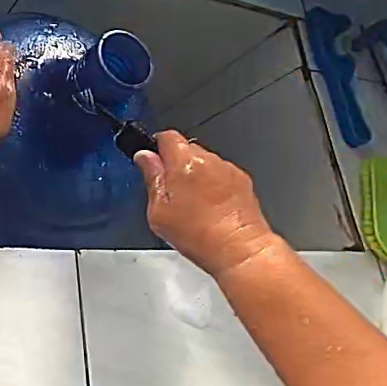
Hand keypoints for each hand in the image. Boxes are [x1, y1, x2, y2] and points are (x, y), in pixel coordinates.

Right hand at [134, 131, 284, 276]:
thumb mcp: (158, 211)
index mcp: (183, 162)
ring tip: (192, 205)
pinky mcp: (241, 181)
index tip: (152, 162)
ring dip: (196, 176)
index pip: (166, 136)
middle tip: (171, 192)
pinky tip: (210, 208)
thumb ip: (151, 178)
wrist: (238, 249)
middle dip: (176, 165)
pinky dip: (214, 186)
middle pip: (185, 148)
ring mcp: (227, 169)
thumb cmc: (200, 234)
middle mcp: (208, 160)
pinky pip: (221, 175)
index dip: (156, 147)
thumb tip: (145, 158)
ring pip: (204, 163)